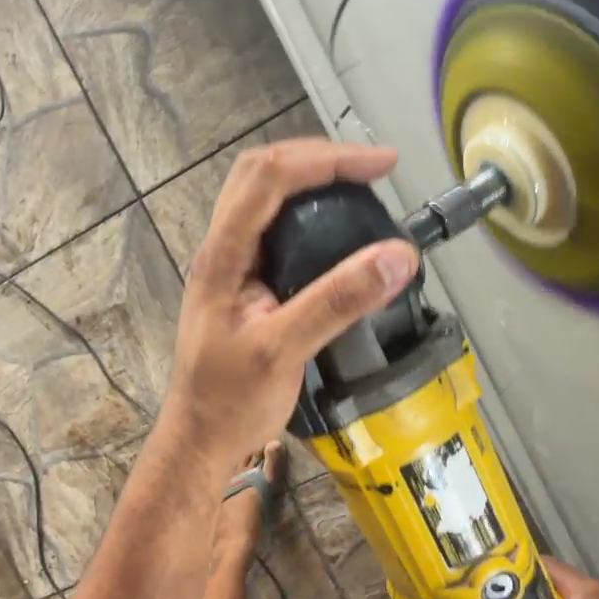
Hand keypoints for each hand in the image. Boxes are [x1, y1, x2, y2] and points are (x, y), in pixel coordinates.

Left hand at [161, 138, 418, 463]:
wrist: (201, 440)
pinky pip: (269, 231)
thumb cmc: (230, 402)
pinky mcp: (239, 288)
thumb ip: (336, 302)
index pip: (268, 179)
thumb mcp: (283, 352)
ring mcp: (226, 270)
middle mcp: (218, 253)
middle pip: (258, 175)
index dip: (326, 160)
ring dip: (307, 181)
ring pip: (260, 200)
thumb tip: (397, 256)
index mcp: (220, 258)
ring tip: (357, 188)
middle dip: (315, 158)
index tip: (381, 165)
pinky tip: (333, 233)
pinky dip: (303, 215)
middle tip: (369, 169)